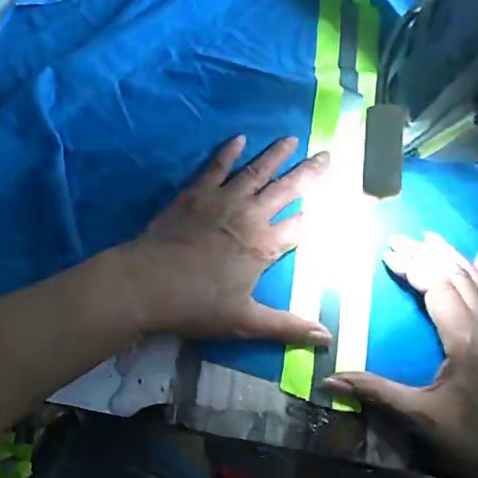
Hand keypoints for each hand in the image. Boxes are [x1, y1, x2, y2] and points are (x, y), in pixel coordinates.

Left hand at [112, 135, 332, 345]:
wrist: (145, 283)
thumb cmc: (195, 305)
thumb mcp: (244, 321)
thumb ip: (287, 327)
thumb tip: (328, 339)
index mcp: (264, 246)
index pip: (298, 226)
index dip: (314, 214)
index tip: (332, 199)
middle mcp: (249, 217)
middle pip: (286, 190)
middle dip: (308, 173)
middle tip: (325, 155)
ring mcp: (222, 201)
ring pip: (256, 172)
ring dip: (275, 155)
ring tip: (290, 138)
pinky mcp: (195, 193)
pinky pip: (215, 167)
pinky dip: (228, 151)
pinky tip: (238, 138)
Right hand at [324, 233, 477, 477]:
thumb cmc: (471, 439)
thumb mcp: (419, 415)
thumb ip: (375, 392)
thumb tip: (328, 381)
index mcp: (466, 340)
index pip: (436, 288)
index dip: (411, 267)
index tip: (387, 252)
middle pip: (456, 278)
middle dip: (427, 255)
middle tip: (400, 238)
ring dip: (453, 258)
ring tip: (431, 238)